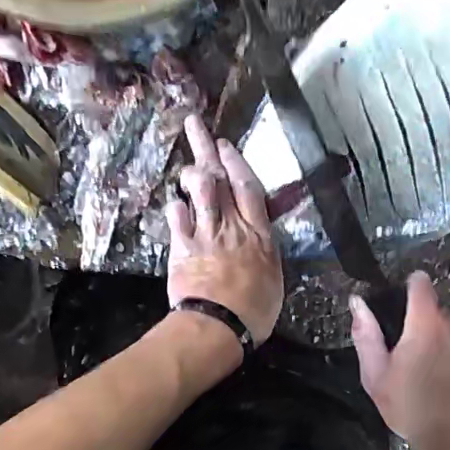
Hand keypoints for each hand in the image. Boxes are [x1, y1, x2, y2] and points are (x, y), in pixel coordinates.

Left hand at [166, 115, 283, 341]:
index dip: (236, 163)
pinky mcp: (182, 247)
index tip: (226, 146)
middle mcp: (232, 226)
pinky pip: (177, 217)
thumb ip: (265, 254)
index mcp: (259, 235)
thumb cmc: (254, 311)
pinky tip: (176, 203)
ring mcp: (205, 234)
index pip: (248, 188)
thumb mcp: (273, 280)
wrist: (219, 324)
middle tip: (196, 125)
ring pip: (198, 191)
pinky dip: (176, 207)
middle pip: (220, 179)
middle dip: (207, 150)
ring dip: (192, 172)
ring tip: (188, 164)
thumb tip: (260, 245)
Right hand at [352, 272, 449, 449]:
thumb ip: (366, 336)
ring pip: (445, 330)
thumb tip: (357, 303)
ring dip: (432, 341)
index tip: (393, 303)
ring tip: (416, 370)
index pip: (420, 284)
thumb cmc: (414, 407)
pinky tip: (434, 383)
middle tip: (398, 353)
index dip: (406, 286)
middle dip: (416, 323)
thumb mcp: (377, 376)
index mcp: (425, 323)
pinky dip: (445, 357)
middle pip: (431, 310)